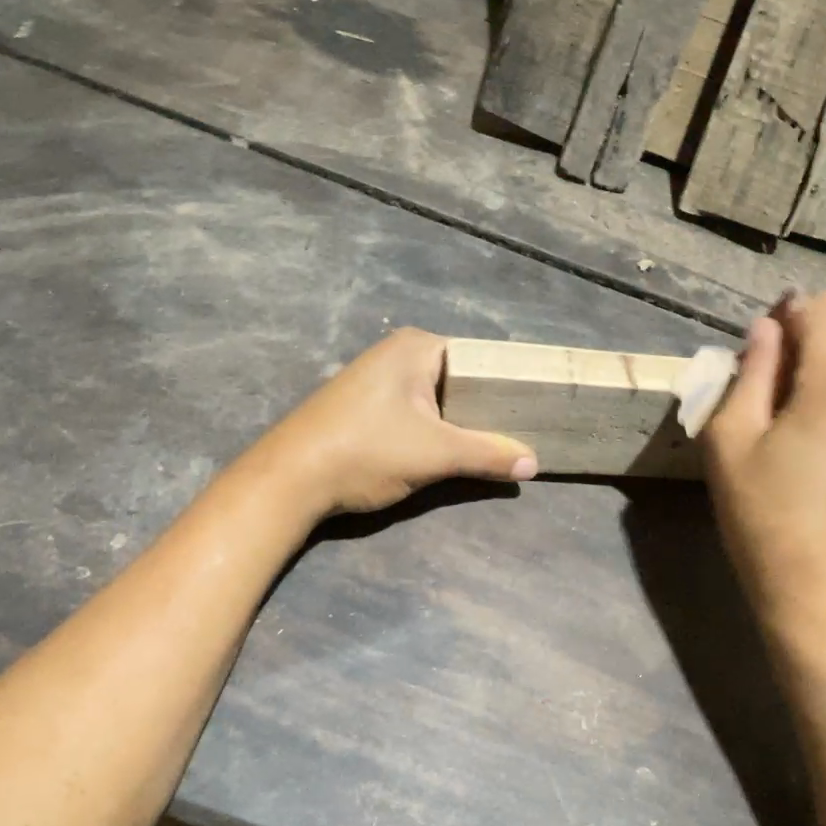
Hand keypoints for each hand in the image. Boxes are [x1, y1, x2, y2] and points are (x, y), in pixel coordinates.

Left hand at [252, 328, 537, 515]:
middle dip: (484, 411)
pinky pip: (413, 415)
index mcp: (417, 347)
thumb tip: (534, 463)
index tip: (533, 413)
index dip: (506, 387)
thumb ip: (488, 455)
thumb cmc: (367, 450)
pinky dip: (432, 433)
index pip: (479, 359)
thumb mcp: (436, 454)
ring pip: (435, 403)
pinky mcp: (362, 409)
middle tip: (519, 437)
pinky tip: (445, 456)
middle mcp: (396, 354)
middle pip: (458, 382)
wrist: (290, 479)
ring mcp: (375, 380)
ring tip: (492, 449)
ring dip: (458, 427)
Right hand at [702, 291, 825, 622]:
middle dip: (802, 353)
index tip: (761, 360)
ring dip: (820, 382)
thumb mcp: (731, 441)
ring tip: (789, 436)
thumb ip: (750, 372)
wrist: (821, 586)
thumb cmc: (763, 514)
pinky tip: (817, 453)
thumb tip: (765, 330)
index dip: (789, 319)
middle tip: (764, 407)